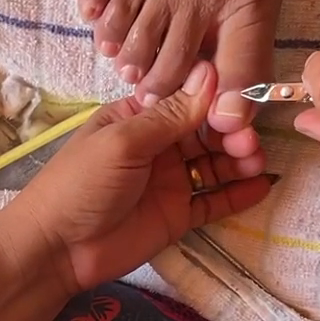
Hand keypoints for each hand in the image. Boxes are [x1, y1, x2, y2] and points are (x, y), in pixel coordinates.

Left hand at [0, 61, 273, 293]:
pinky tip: (262, 185)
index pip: (186, 98)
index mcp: (137, 118)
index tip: (242, 101)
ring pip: (215, 163)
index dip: (216, 98)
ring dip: (239, 159)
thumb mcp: (123, 142)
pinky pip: (214, 200)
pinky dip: (238, 193)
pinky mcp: (177, 215)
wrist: (56, 250)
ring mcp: (169, 181)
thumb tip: (210, 70)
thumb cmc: (80, 185)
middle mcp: (157, 146)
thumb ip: (169, 113)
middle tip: (249, 141)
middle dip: (232, 131)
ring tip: (256, 161)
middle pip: (206, 130)